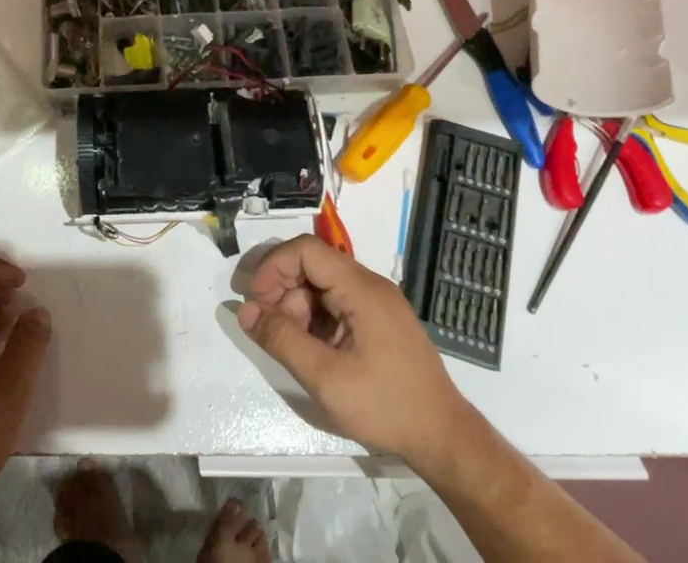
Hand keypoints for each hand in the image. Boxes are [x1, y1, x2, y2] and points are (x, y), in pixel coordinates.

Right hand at [237, 234, 470, 466]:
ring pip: (321, 288)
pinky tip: (311, 352)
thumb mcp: (325, 377)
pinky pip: (336, 306)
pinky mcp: (378, 322)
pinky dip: (314, 321)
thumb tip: (244, 311)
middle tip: (266, 329)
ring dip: (296, 309)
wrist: (442, 437)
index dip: (273, 267)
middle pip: (312, 266)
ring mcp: (377, 304)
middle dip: (281, 291)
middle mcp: (370, 287)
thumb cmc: (385, 405)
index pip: (306, 250)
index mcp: (362, 290)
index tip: (254, 302)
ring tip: (291, 348)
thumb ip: (282, 340)